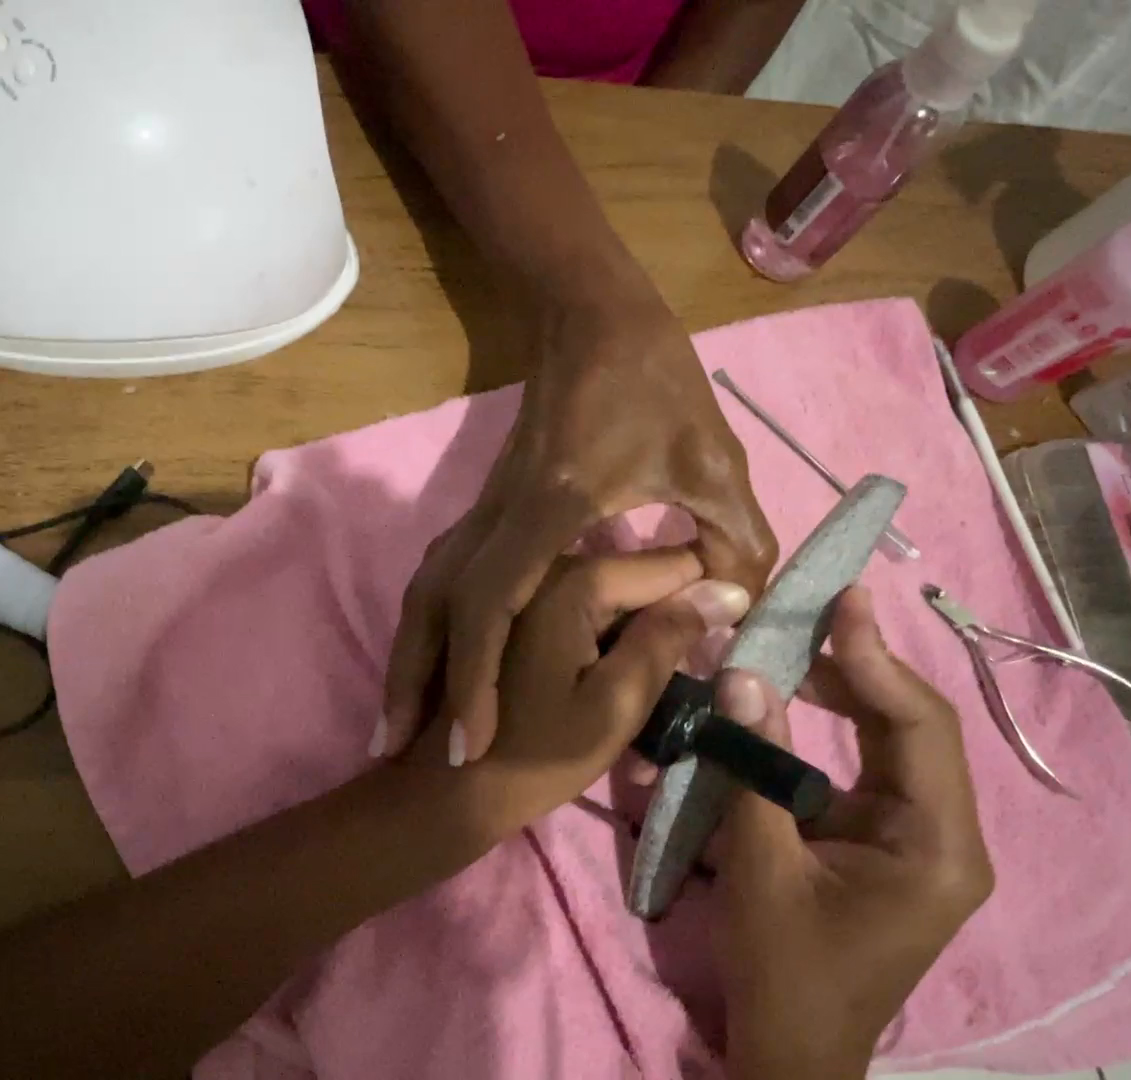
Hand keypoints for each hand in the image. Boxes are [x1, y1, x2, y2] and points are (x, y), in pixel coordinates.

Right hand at [376, 284, 778, 765]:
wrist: (594, 319)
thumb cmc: (656, 385)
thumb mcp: (712, 464)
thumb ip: (733, 544)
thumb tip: (730, 618)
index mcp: (550, 507)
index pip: (496, 601)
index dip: (478, 677)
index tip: (472, 744)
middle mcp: (496, 515)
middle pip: (436, 604)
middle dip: (416, 681)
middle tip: (397, 751)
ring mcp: (480, 508)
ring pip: (425, 588)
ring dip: (409, 654)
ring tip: (397, 719)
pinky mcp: (482, 506)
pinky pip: (439, 574)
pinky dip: (427, 624)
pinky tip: (430, 659)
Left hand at [426, 548, 751, 832]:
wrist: (440, 787)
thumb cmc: (532, 756)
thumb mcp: (616, 705)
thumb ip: (668, 639)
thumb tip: (727, 588)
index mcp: (573, 578)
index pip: (672, 566)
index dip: (707, 603)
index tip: (722, 646)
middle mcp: (543, 563)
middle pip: (636, 581)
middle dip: (664, 626)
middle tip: (678, 689)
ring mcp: (521, 583)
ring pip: (606, 598)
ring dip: (629, 641)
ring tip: (639, 700)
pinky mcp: (508, 608)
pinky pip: (573, 610)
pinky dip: (594, 643)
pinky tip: (597, 689)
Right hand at [711, 587, 993, 1079]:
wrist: (794, 1047)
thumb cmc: (784, 966)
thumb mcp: (760, 866)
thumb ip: (753, 768)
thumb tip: (738, 676)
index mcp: (936, 847)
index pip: (919, 730)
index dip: (878, 661)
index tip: (841, 604)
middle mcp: (944, 835)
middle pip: (914, 727)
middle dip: (863, 666)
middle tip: (813, 612)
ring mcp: (918, 838)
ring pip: (893, 741)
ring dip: (847, 690)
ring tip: (794, 645)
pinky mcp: (885, 841)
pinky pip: (866, 765)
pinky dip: (832, 724)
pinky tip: (794, 696)